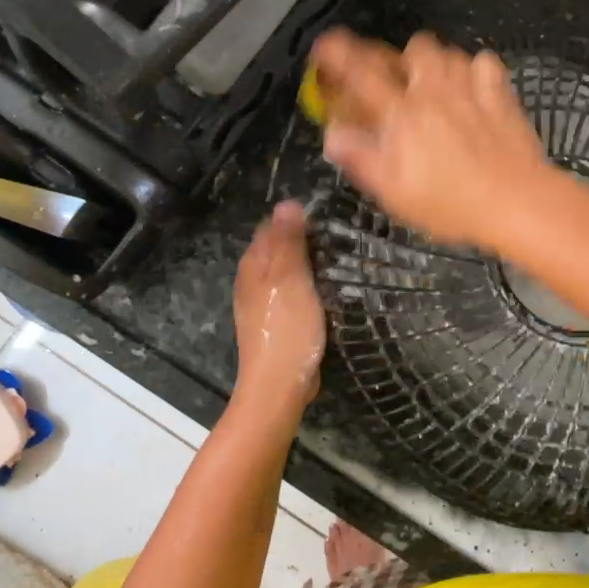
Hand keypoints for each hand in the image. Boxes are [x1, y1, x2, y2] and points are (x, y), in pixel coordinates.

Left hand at [232, 200, 325, 413]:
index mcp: (253, 265)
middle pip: (277, 248)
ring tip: (336, 259)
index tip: (326, 217)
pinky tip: (324, 290)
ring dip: (306, 264)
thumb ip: (289, 241)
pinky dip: (306, 286)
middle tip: (337, 236)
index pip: (271, 226)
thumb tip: (287, 202)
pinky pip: (291, 293)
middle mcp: (252, 280)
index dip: (296, 219)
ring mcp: (262, 303)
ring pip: (284, 271)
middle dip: (302, 239)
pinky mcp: (276, 323)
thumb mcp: (291, 278)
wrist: (279, 385)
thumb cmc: (287, 327)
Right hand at [310, 29, 555, 250]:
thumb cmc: (452, 203)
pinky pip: (485, 63)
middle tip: (398, 82)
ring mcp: (472, 89)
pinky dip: (476, 70)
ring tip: (434, 86)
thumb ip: (362, 158)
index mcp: (403, 114)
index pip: (363, 73)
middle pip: (413, 48)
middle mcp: (435, 91)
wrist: (516, 202)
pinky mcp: (502, 95)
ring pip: (448, 52)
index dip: (340, 55)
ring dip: (437, 64)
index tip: (327, 45)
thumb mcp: (395, 191)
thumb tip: (334, 136)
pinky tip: (474, 89)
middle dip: (401, 59)